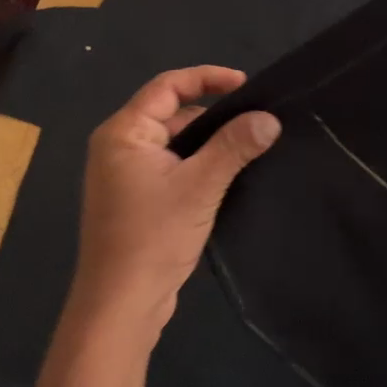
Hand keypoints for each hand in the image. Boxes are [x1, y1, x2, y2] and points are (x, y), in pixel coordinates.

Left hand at [71, 66, 281, 323]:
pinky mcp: (133, 199)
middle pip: (170, 111)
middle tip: (252, 118)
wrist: (119, 308)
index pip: (168, 86)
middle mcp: (117, 146)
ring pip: (172, 141)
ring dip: (205, 141)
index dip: (207, 78)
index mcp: (123, 132)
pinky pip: (169, 165)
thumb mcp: (200, 186)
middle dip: (211, 113)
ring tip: (246, 144)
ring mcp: (123, 174)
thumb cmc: (152, 237)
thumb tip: (269, 118)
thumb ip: (234, 146)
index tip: (246, 84)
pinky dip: (195, 163)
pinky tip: (224, 174)